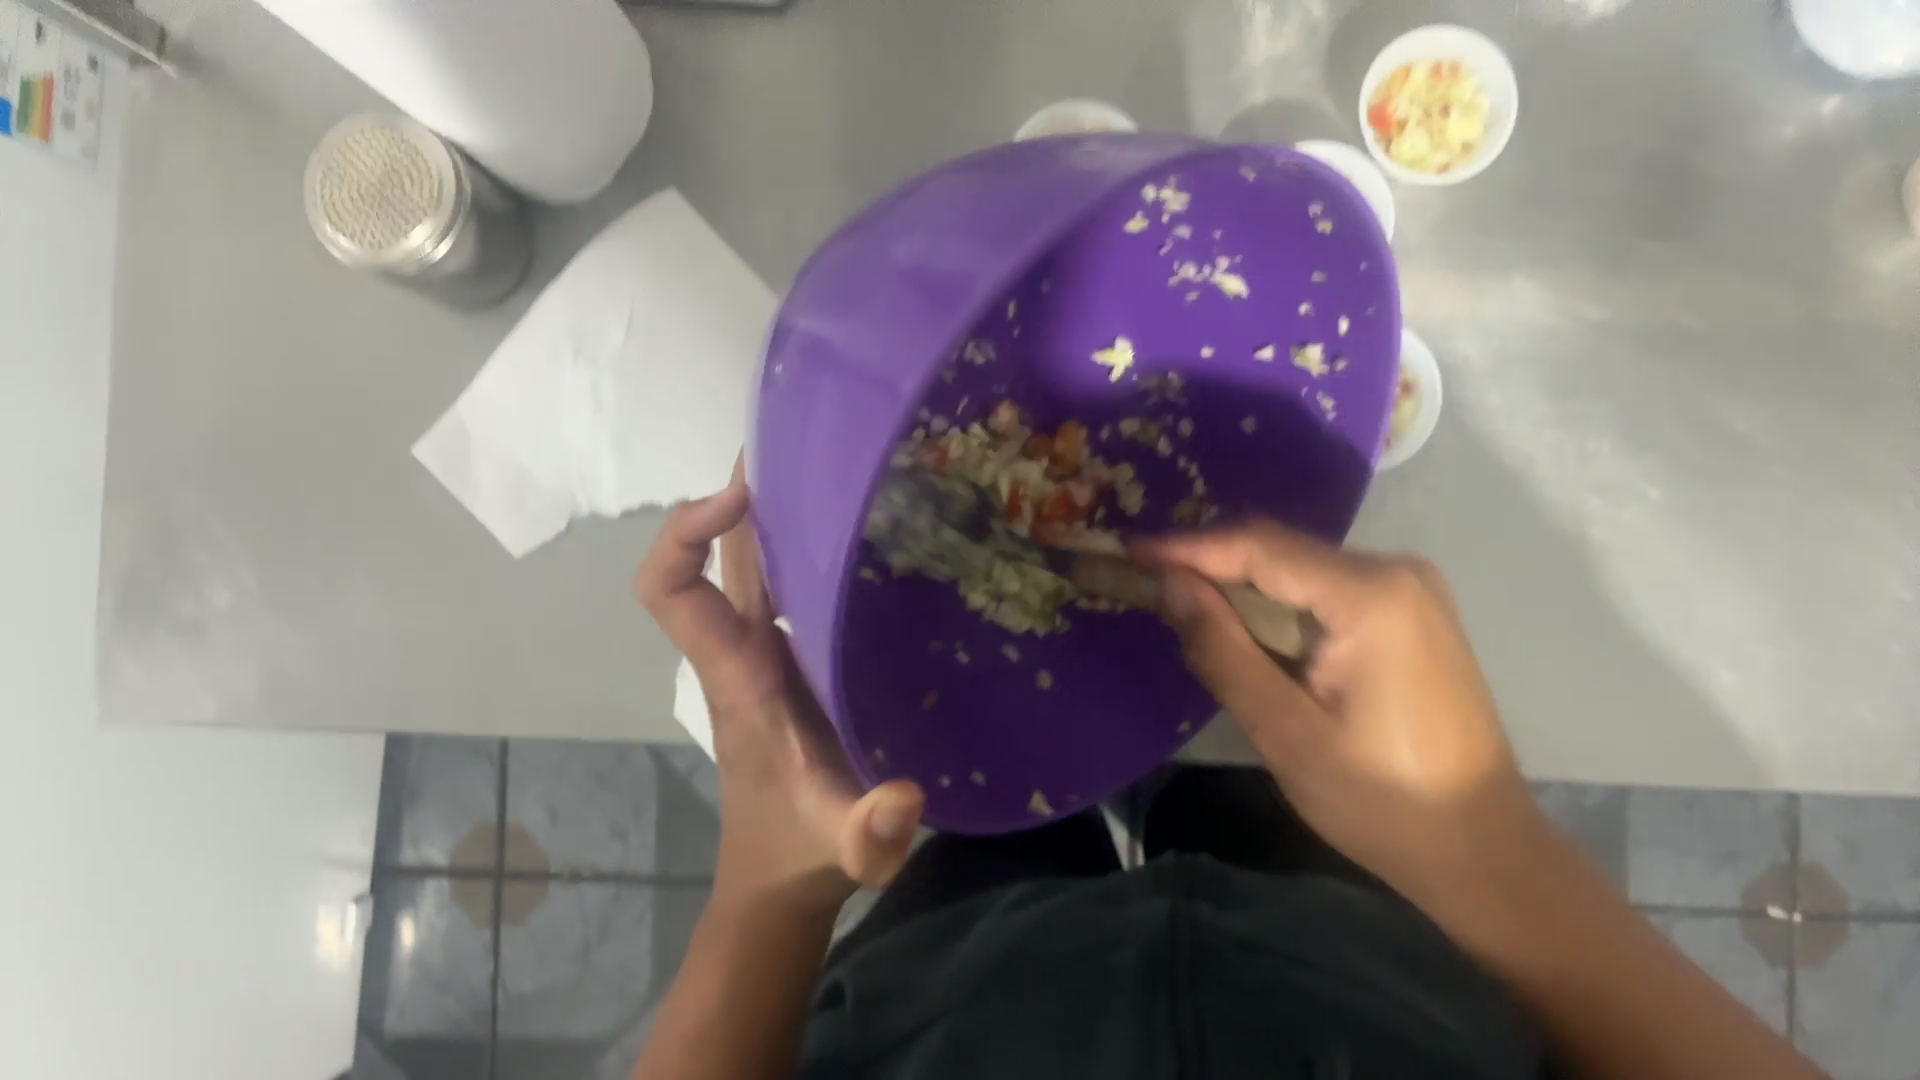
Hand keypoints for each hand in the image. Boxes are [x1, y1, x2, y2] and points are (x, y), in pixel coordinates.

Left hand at [635, 468, 925, 912]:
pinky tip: (868, 536)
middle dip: (741, 495)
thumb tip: (904, 798)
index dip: (685, 532)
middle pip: (715, 556)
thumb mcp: (843, 847)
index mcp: (738, 674)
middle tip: (801, 438)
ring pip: (755, 566)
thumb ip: (867, 833)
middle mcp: (744, 650)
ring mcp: (770, 654)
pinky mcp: (799, 663)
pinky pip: (792, 589)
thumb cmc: (796, 851)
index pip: (669, 589)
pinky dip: (809, 551)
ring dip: (779, 515)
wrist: (778, 877)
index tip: (745, 495)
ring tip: (837, 467)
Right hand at [1141, 522, 1542, 906]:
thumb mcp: (1283, 730)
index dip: (1187, 547)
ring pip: (1298, 567)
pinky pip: (1323, 589)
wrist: (1482, 847)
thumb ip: (1220, 648)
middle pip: (1279, 549)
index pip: (1258, 546)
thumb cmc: (1380, 799)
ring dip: (1238, 584)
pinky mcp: (1410, 613)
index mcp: (1370, 595)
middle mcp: (1396, 572)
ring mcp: (1410, 590)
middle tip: (1143, 581)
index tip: (1127, 551)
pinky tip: (1242, 625)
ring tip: (1179, 603)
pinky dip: (1274, 602)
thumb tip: (1168, 583)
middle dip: (1208, 564)